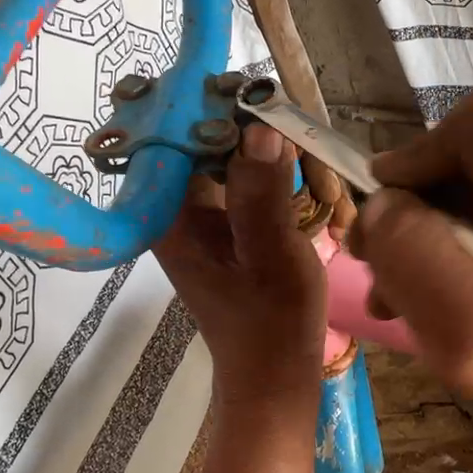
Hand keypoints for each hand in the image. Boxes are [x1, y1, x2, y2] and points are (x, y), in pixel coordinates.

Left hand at [152, 125, 326, 402]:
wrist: (276, 375)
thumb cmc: (272, 323)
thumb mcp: (272, 256)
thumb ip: (262, 194)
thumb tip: (262, 129)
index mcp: (169, 216)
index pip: (175, 137)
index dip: (211, 108)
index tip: (260, 97)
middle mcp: (175, 209)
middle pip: (200, 138)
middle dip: (245, 124)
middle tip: (293, 123)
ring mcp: (200, 215)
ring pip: (224, 153)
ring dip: (263, 144)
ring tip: (302, 144)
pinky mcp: (226, 222)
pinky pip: (242, 175)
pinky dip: (271, 166)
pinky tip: (301, 169)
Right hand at [347, 92, 472, 449]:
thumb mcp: (463, 330)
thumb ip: (411, 254)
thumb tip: (382, 203)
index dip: (417, 156)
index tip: (384, 211)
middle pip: (469, 155)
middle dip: (414, 206)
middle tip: (375, 265)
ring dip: (427, 229)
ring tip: (396, 293)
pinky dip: (456, 238)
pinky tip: (434, 288)